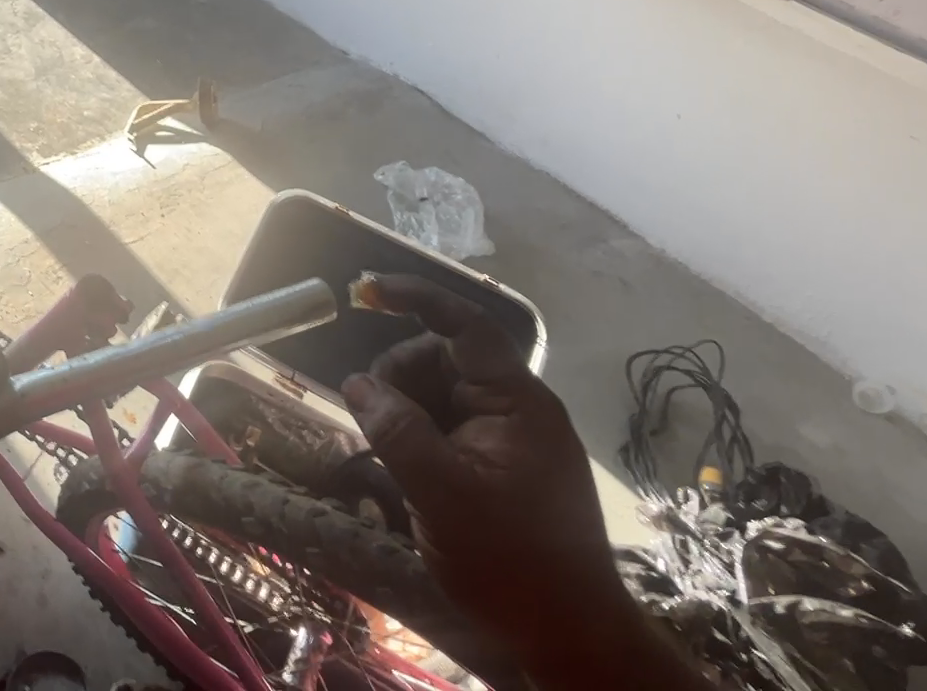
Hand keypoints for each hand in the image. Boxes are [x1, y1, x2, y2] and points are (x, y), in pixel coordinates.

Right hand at [341, 275, 709, 690]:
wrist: (570, 637)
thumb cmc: (510, 563)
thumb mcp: (440, 493)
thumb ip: (394, 429)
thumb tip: (356, 382)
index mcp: (515, 402)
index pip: (465, 326)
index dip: (416, 297)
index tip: (367, 289)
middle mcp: (515, 408)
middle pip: (440, 359)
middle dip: (398, 379)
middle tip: (372, 423)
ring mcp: (508, 437)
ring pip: (437, 394)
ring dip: (402, 412)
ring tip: (387, 459)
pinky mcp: (499, 465)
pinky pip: (446, 427)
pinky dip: (417, 437)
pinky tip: (404, 475)